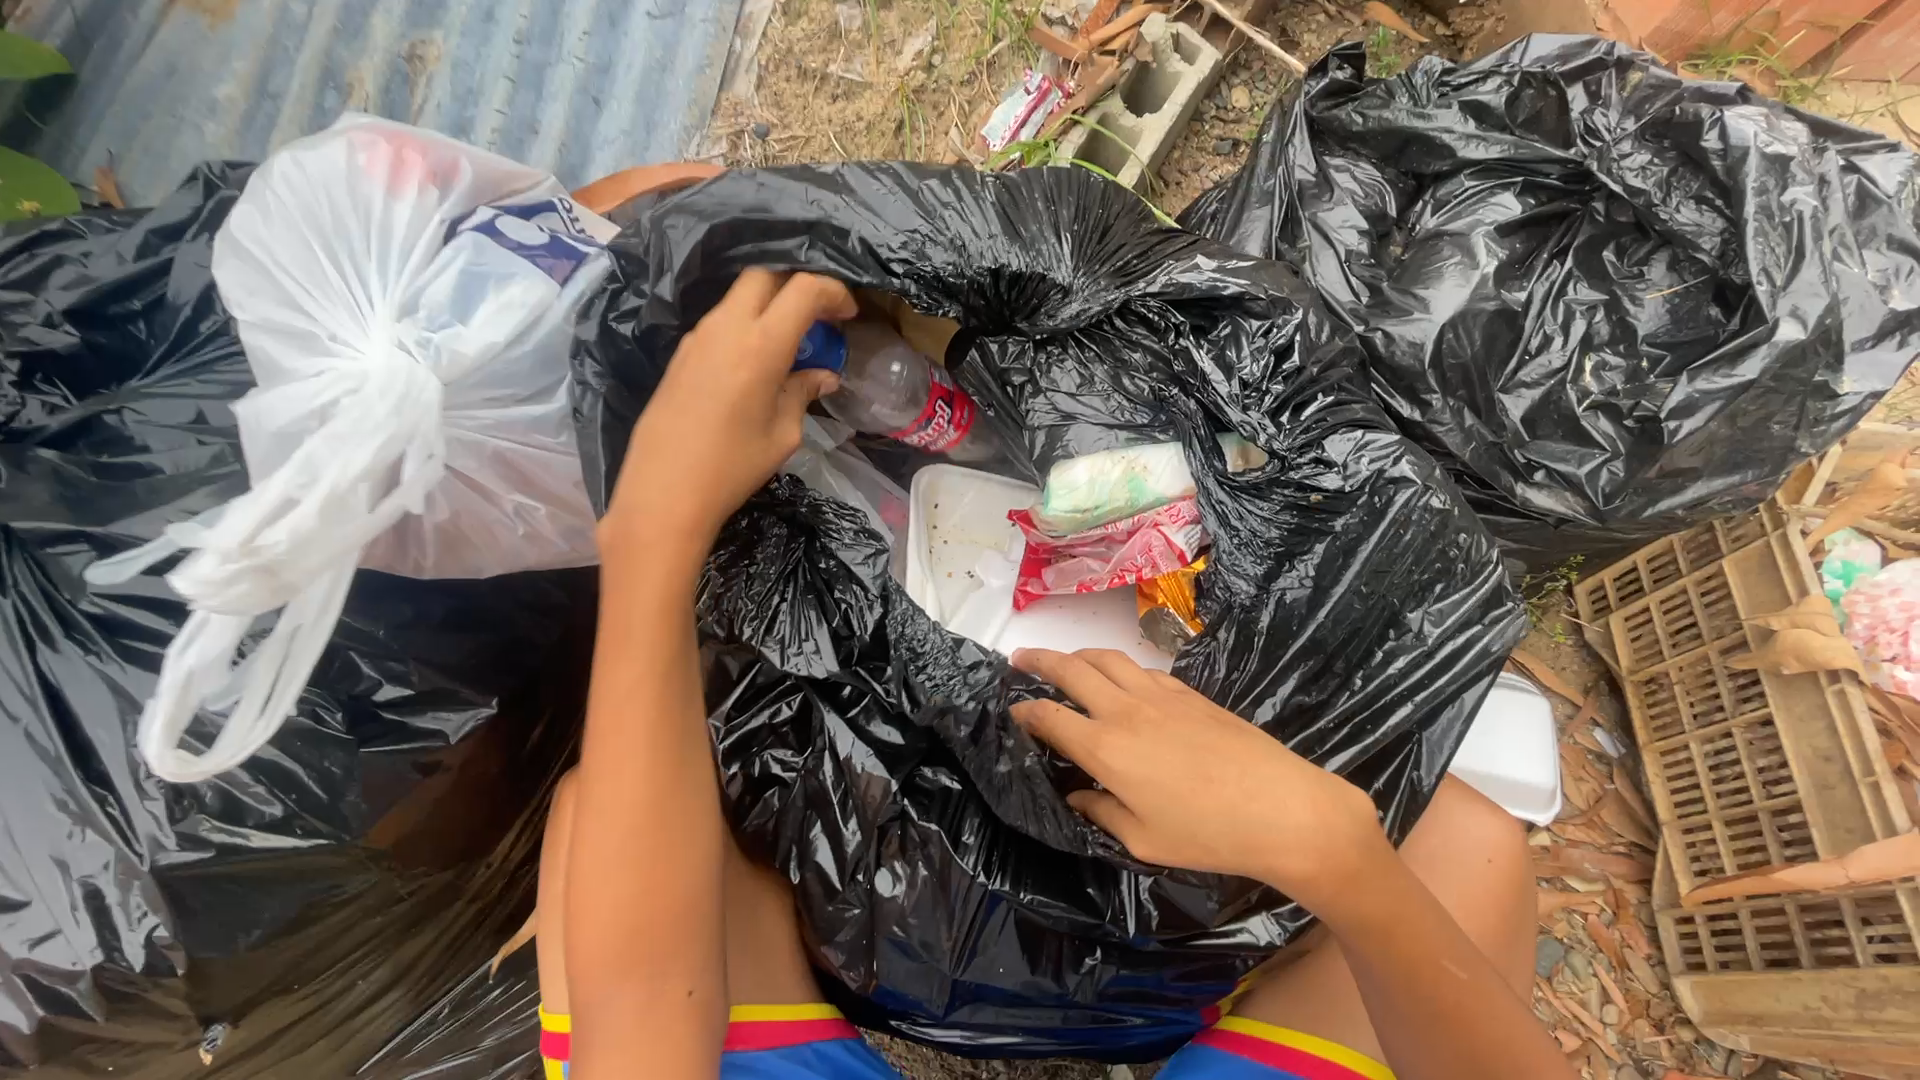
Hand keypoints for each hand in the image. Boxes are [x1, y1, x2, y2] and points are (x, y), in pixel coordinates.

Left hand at [603, 269, 857, 555]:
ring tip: (792, 340)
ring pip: (739, 295)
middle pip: (765, 274)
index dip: (833, 291)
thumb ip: (803, 393)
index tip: (847, 314)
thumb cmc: (732, 468)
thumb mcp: (783, 434)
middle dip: (798, 283)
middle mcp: (726, 327)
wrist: (663, 491)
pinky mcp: (681, 353)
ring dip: (770, 304)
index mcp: (760, 345)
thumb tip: (822, 375)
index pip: (803, 288)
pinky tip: (758, 360)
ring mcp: (698, 336)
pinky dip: (747, 324)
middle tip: (819, 314)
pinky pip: (721, 320)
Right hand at [1011, 648, 1391, 911]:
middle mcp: (1124, 710)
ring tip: (1064, 660)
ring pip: (1106, 658)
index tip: (1011, 711)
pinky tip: (1120, 680)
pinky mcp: (1188, 692)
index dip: (1023, 712)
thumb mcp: (1143, 840)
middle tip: (1019, 659)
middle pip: (1071, 669)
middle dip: (1038, 660)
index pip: (1049, 717)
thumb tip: (1077, 796)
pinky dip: (1118, 666)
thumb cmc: (1207, 834)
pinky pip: (1140, 668)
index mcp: (1106, 748)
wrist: (1281, 807)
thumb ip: (1100, 812)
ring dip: (1076, 654)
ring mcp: (1158, 695)